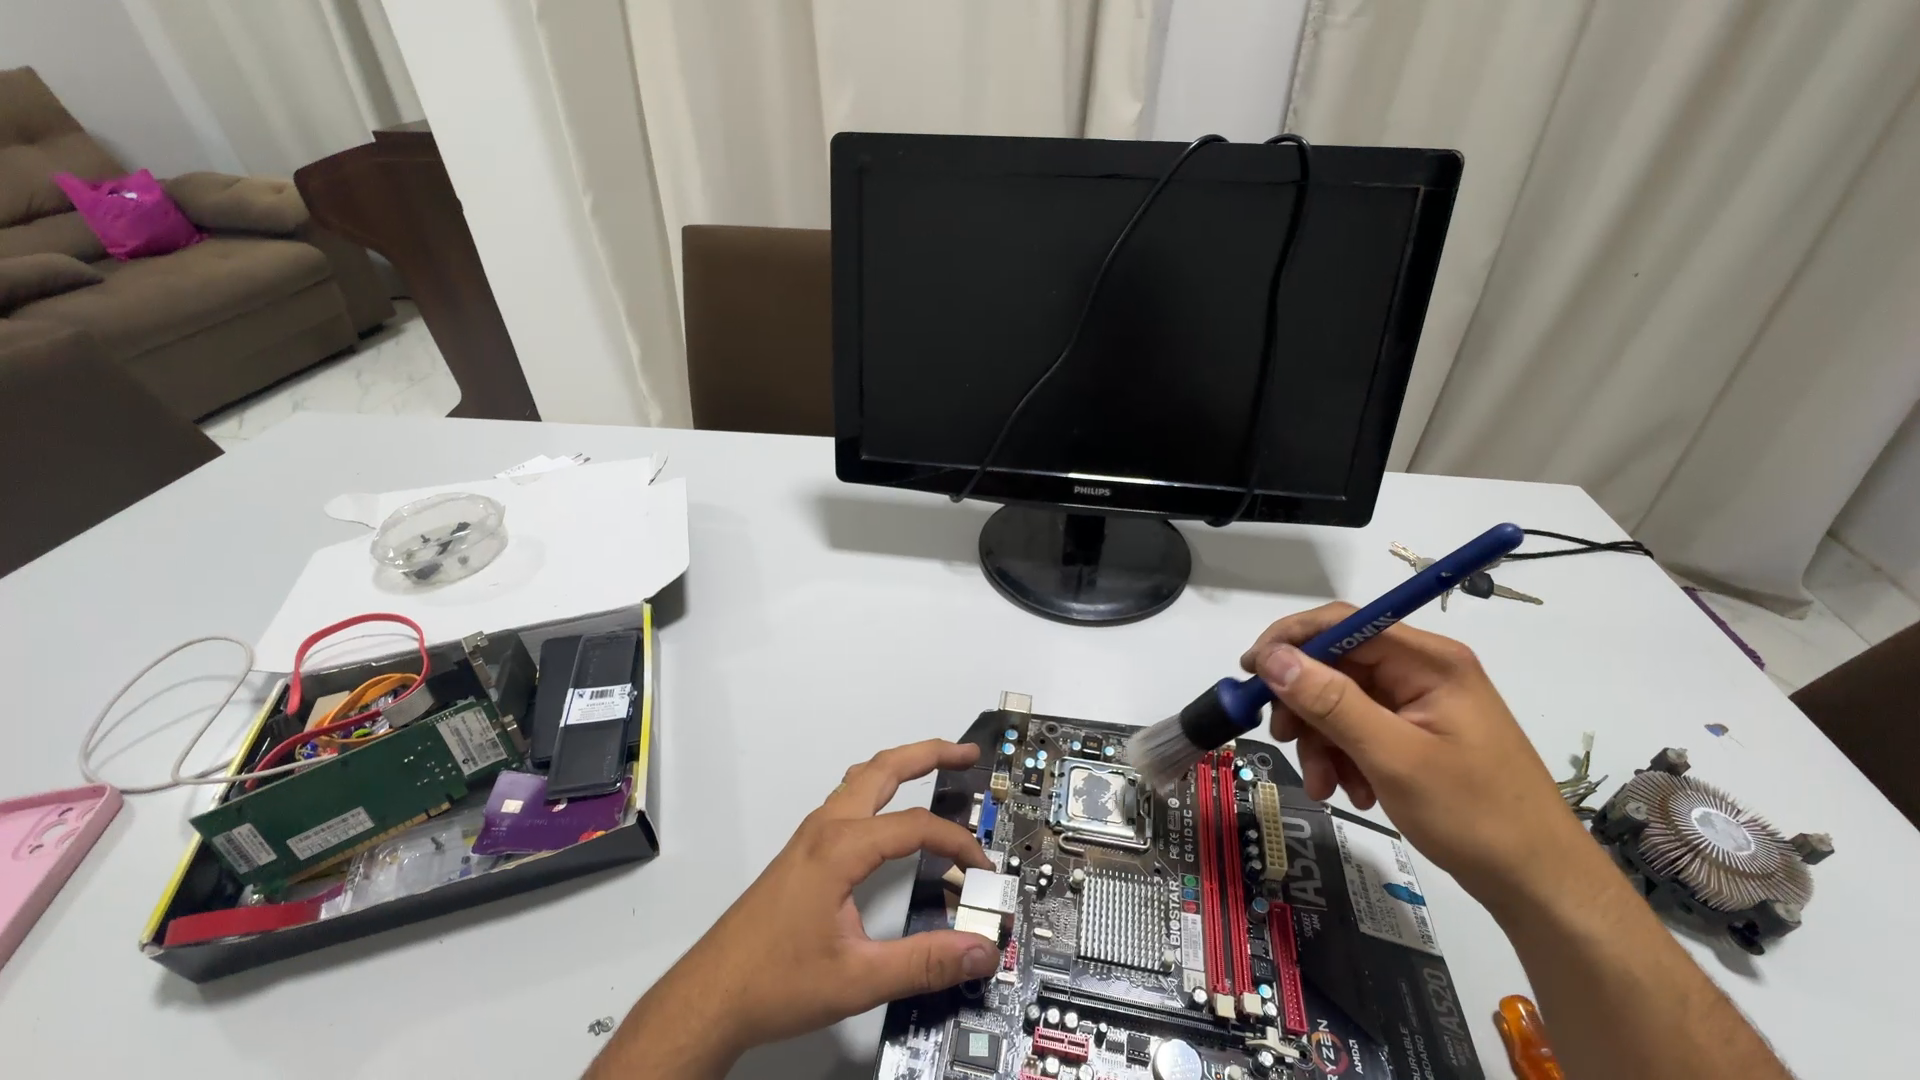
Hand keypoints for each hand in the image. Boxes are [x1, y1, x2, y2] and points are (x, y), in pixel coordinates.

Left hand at [587, 740, 998, 1078]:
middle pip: (882, 770)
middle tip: (966, 753)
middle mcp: (824, 830)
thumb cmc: (774, 983)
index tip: (983, 869)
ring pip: (860, 780)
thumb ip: (925, 963)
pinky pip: (847, 801)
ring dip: (900, 766)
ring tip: (934, 765)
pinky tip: (888, 812)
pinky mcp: (802, 853)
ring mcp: (809, 838)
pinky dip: (878, 788)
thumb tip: (979, 950)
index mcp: (839, 849)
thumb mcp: (858, 979)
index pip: (915, 827)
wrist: (710, 995)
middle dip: (927, 754)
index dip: (957, 843)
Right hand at [1240, 603, 1592, 905]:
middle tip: (1283, 740)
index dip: (1290, 641)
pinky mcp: (1418, 734)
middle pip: (1338, 665)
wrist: (1538, 883)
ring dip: (1322, 740)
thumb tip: (1273, 658)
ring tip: (1325, 785)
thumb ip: (1330, 702)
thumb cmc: (1474, 815)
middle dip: (1304, 705)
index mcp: (1429, 661)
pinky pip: (1361, 729)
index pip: (1343, 624)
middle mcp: (1424, 671)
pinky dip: (1344, 757)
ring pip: (1342, 701)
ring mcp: (1422, 703)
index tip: (1249, 672)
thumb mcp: (1392, 757)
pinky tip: (1350, 791)